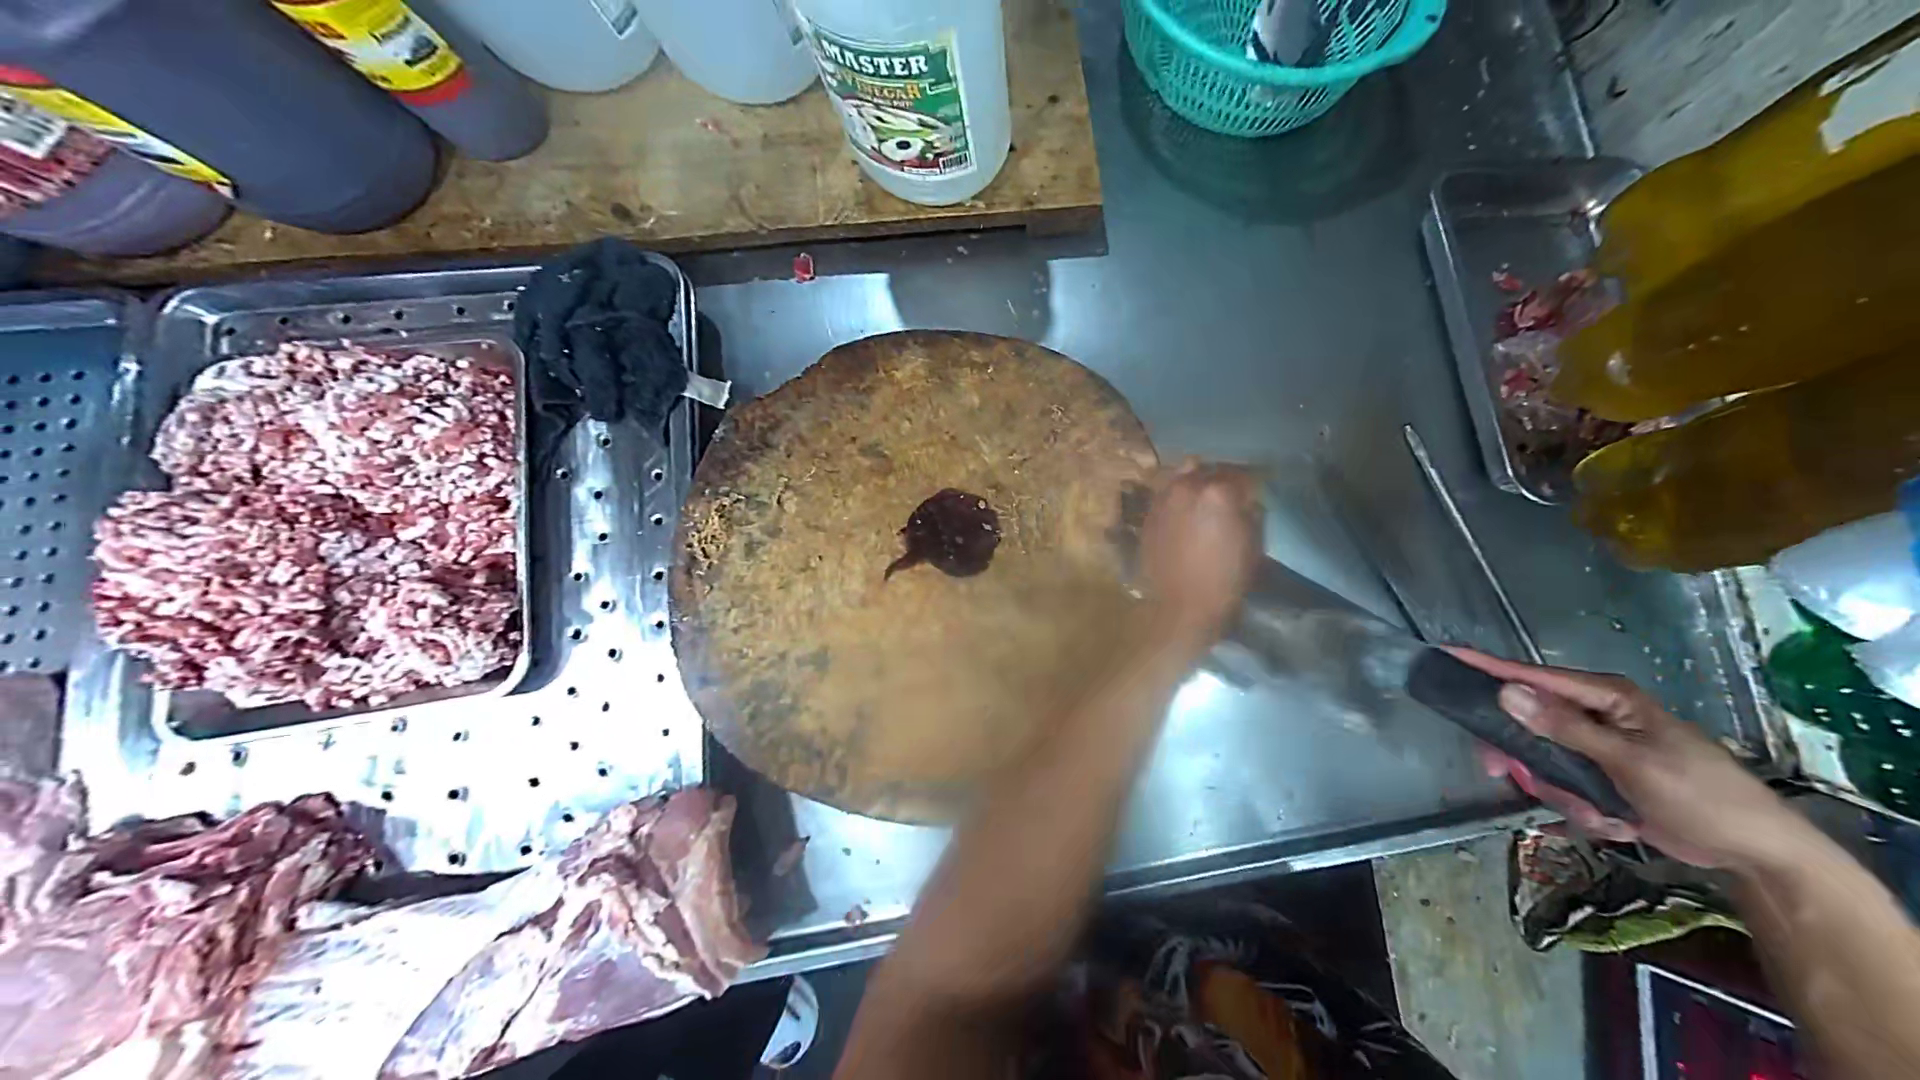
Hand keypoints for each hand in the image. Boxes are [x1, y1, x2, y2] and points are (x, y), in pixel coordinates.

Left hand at [1138, 461, 1261, 644]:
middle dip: (1221, 478)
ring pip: (1182, 475)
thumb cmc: (1227, 577)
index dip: (1251, 483)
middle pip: (1208, 469)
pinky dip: (1177, 496)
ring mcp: (1163, 499)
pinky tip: (1184, 512)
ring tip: (1204, 498)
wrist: (1184, 605)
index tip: (1254, 492)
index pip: (1241, 474)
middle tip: (1230, 493)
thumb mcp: (1253, 542)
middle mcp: (1186, 487)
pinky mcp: (1147, 515)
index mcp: (1217, 492)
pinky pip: (1165, 494)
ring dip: (1195, 481)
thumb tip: (1246, 498)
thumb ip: (1250, 511)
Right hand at [1448, 648, 1806, 871]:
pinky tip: (1612, 821)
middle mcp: (1595, 715)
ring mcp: (1595, 746)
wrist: (1756, 853)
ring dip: (1558, 791)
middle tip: (1506, 774)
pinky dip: (1578, 807)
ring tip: (1596, 814)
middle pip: (1525, 722)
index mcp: (1605, 697)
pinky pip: (1561, 784)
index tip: (1445, 654)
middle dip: (1521, 756)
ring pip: (1539, 760)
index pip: (1531, 675)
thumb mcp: (1629, 761)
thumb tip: (1506, 691)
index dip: (1486, 666)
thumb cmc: (1701, 795)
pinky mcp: (1599, 775)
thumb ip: (1564, 727)